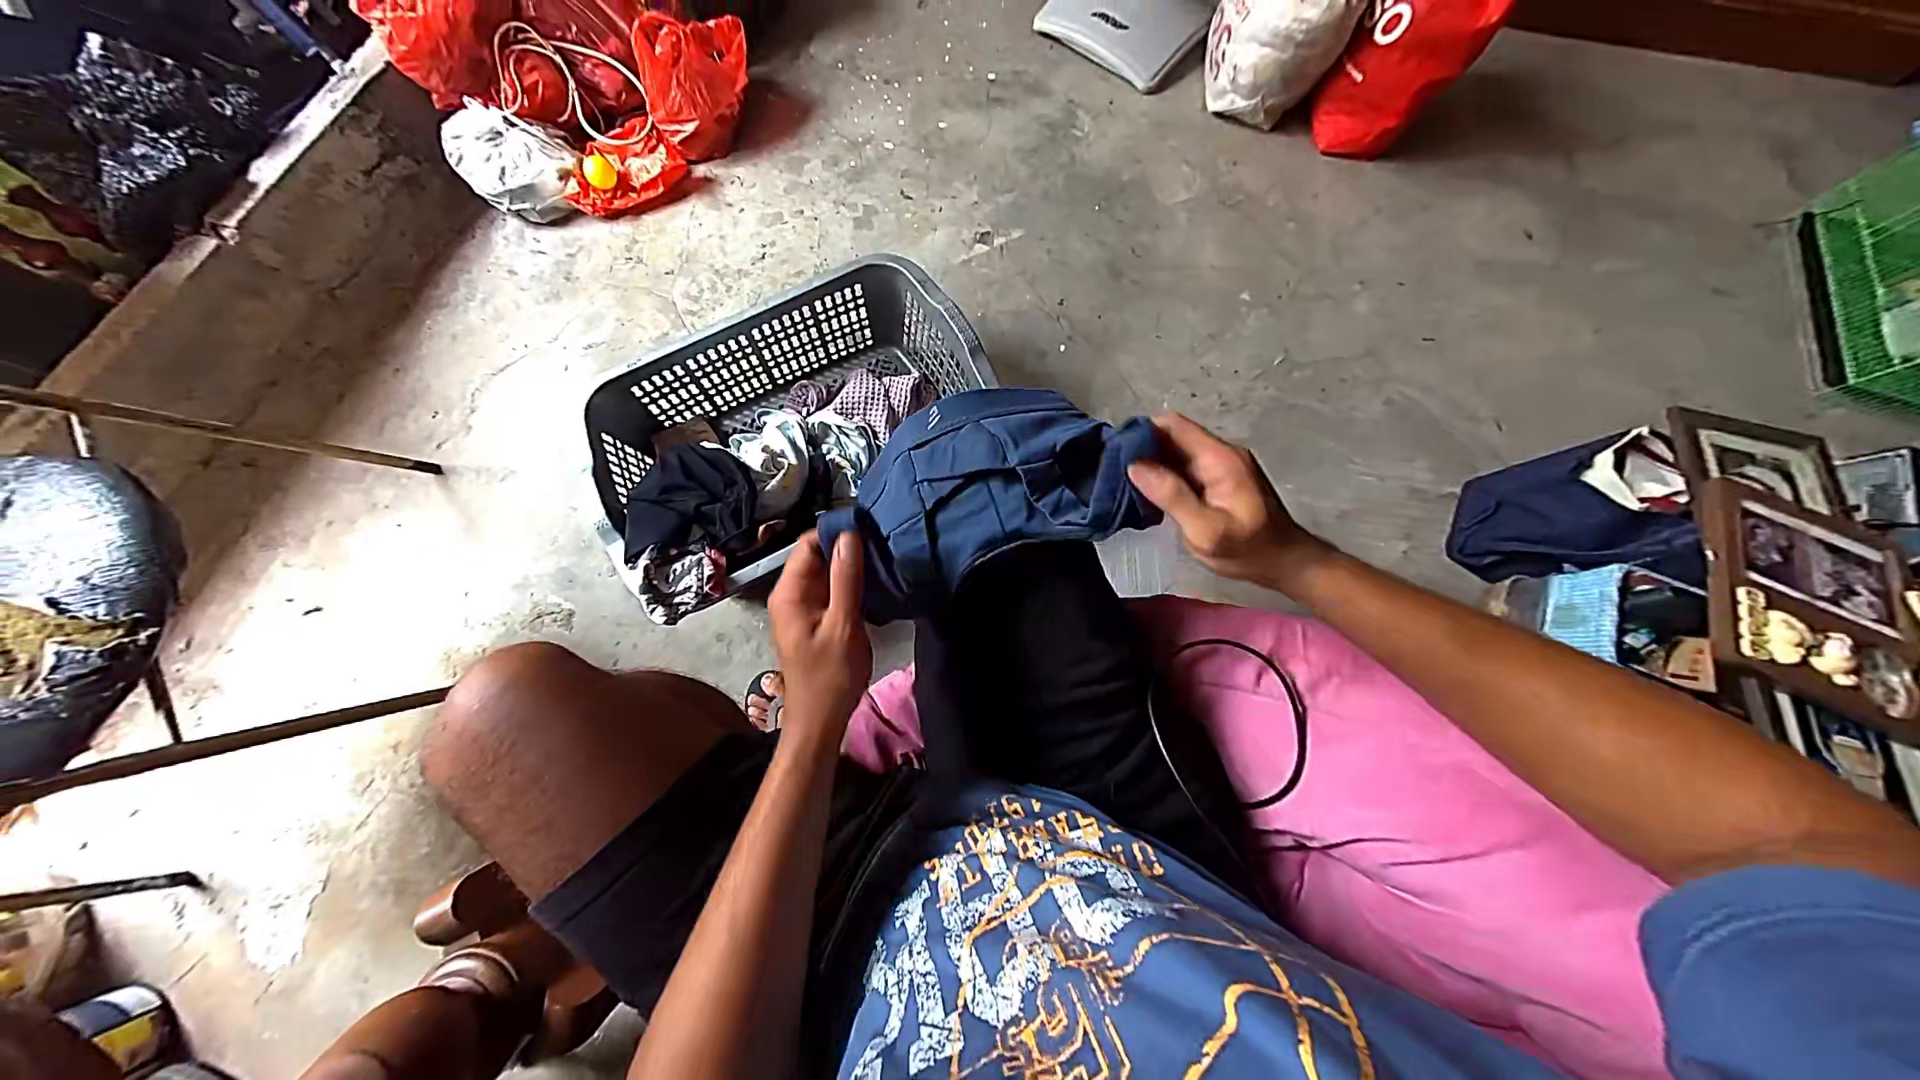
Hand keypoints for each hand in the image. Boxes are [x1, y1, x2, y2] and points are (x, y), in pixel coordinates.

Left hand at [767, 531, 871, 746]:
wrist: (820, 721)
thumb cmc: (830, 677)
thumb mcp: (843, 625)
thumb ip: (847, 579)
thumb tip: (850, 534)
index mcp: (790, 592)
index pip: (809, 543)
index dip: (836, 532)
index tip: (869, 530)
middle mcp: (792, 594)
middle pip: (818, 555)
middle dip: (848, 548)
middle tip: (883, 545)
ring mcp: (804, 607)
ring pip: (828, 572)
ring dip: (853, 566)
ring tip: (884, 561)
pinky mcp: (818, 619)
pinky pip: (833, 590)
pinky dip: (852, 584)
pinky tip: (875, 584)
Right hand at [1127, 413, 1329, 590]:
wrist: (1284, 562)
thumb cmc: (1247, 549)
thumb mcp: (1205, 529)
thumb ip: (1171, 495)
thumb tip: (1135, 466)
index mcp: (1219, 458)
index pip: (1174, 426)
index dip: (1142, 433)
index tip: (1115, 453)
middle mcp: (1220, 453)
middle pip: (1173, 436)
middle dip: (1142, 450)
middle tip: (1113, 472)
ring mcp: (1220, 465)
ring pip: (1176, 452)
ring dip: (1151, 464)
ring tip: (1124, 483)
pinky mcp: (1217, 478)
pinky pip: (1184, 467)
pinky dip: (1164, 475)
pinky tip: (1148, 493)